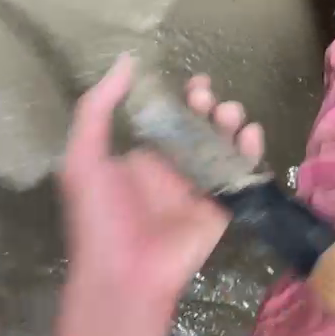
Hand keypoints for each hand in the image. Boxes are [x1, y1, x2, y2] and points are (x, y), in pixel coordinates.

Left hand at [60, 55, 264, 309]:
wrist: (125, 275)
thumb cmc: (99, 218)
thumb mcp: (83, 159)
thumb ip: (97, 108)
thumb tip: (125, 60)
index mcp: (145, 156)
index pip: (172, 116)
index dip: (185, 97)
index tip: (195, 83)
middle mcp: (176, 167)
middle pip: (204, 125)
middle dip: (210, 106)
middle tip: (208, 101)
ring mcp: (202, 185)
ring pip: (227, 143)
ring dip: (232, 122)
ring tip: (229, 115)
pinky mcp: (224, 203)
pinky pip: (243, 170)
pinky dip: (252, 149)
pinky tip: (250, 134)